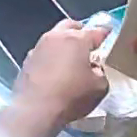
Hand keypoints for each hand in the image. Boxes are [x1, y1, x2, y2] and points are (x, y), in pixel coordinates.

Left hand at [3, 20, 109, 136]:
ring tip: (70, 58)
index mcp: (77, 39)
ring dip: (63, 44)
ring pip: (54, 38)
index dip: (105, 34)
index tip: (109, 35)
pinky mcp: (26, 61)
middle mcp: (56, 37)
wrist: (35, 110)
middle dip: (80, 31)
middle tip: (87, 43)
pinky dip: (50, 57)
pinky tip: (54, 70)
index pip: (96, 31)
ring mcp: (38, 47)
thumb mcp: (99, 87)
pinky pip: (43, 53)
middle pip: (70, 26)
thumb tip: (95, 69)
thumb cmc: (71, 96)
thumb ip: (101, 73)